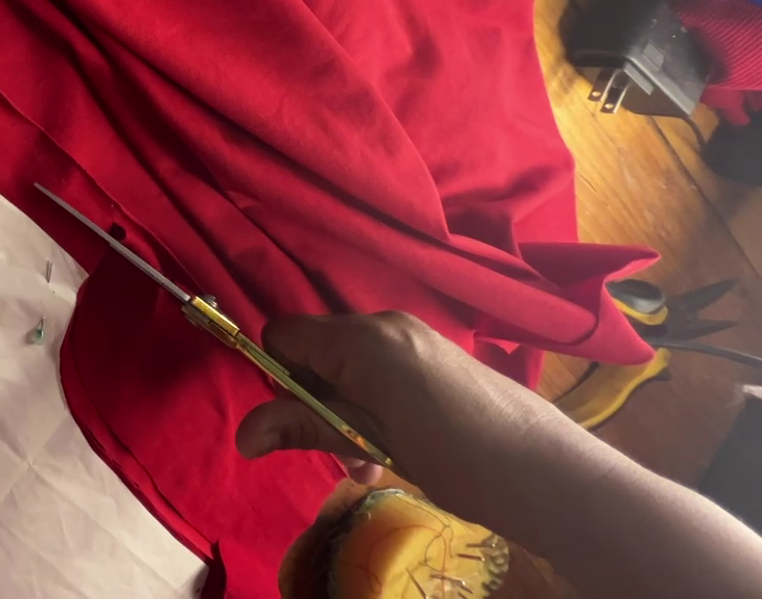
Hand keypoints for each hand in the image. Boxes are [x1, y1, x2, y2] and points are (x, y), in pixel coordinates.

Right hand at [235, 312, 576, 512]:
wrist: (567, 483)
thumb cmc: (458, 458)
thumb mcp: (370, 445)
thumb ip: (300, 428)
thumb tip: (240, 437)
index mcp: (360, 338)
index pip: (282, 335)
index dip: (281, 376)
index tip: (305, 417)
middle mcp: (382, 323)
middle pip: (315, 348)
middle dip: (317, 398)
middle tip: (344, 450)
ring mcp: (414, 336)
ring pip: (347, 361)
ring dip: (346, 407)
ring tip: (374, 460)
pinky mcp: (438, 354)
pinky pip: (381, 364)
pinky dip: (375, 399)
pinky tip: (402, 444)